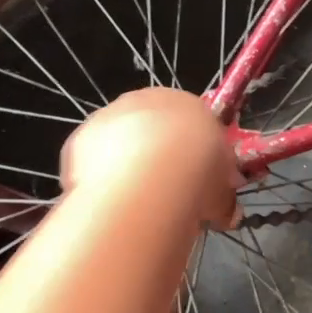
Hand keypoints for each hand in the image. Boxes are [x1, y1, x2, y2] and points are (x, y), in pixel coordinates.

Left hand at [59, 87, 241, 228]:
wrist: (152, 175)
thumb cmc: (198, 173)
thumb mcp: (222, 188)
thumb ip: (222, 197)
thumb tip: (226, 212)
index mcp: (192, 105)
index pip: (191, 126)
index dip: (190, 157)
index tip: (190, 184)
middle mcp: (152, 99)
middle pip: (153, 128)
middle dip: (155, 157)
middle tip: (160, 195)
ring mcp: (116, 112)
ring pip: (120, 139)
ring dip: (123, 164)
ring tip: (130, 203)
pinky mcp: (85, 131)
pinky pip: (91, 155)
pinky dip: (95, 175)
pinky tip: (105, 199)